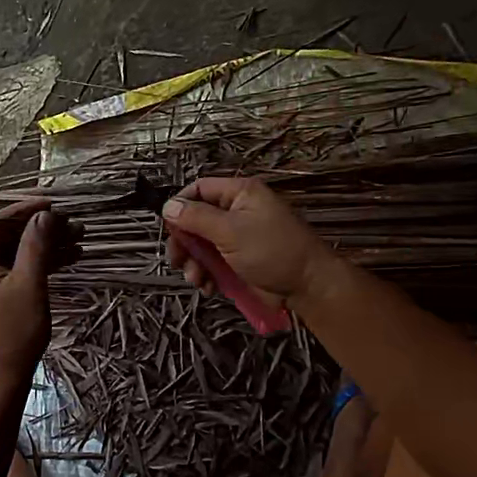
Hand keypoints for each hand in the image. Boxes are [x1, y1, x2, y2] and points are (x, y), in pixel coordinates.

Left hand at [0, 200, 82, 379]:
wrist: (6, 375)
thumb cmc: (13, 332)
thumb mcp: (28, 285)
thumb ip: (36, 246)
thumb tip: (46, 215)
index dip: (24, 210)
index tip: (52, 203)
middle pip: (10, 235)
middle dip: (42, 228)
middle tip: (73, 223)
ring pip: (21, 250)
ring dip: (49, 243)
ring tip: (80, 237)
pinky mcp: (3, 291)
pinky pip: (24, 266)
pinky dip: (45, 261)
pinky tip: (72, 255)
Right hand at [161, 178, 331, 302]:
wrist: (308, 286)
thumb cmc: (274, 251)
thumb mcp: (230, 231)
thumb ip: (196, 218)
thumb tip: (168, 206)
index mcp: (239, 194)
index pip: (199, 189)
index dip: (180, 206)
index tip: (168, 227)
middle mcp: (238, 212)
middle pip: (196, 220)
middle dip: (185, 242)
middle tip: (177, 260)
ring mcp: (239, 238)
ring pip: (202, 245)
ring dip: (194, 263)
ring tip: (197, 278)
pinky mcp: (240, 261)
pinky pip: (214, 263)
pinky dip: (207, 275)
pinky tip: (208, 286)